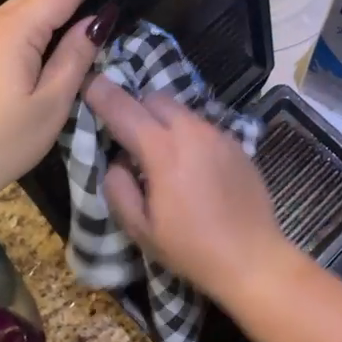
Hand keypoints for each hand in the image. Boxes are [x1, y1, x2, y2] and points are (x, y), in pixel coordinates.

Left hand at [0, 0, 124, 207]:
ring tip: (88, 8)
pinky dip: (35, 25)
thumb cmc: (2, 142)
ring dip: (56, 8)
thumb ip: (76, 55)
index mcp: (15, 29)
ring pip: (24, 11)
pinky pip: (8, 26)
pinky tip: (50, 38)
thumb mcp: (52, 102)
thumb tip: (96, 19)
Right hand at [84, 82, 300, 303]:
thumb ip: (118, 188)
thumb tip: (118, 161)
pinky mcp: (237, 145)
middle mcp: (192, 131)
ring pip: (182, 112)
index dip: (100, 92)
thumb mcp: (140, 229)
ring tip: (162, 157)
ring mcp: (219, 135)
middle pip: (154, 98)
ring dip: (164, 123)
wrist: (253, 258)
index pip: (123, 108)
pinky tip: (193, 169)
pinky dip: (189, 137)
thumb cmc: (191, 248)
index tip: (88, 83)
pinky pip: (203, 128)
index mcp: (163, 150)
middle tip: (127, 137)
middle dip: (136, 108)